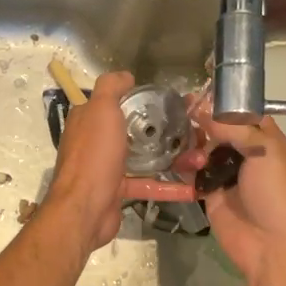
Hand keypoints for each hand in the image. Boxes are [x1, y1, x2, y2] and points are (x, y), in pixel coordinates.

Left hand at [44, 71, 193, 254]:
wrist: (83, 209)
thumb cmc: (94, 155)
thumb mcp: (100, 110)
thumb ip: (111, 87)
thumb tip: (126, 75)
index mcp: (90, 119)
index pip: (115, 102)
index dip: (140, 99)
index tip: (169, 101)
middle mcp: (97, 141)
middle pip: (135, 131)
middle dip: (164, 130)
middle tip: (194, 129)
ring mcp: (108, 168)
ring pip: (145, 158)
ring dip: (173, 159)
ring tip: (201, 158)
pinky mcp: (119, 191)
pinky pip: (148, 185)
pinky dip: (169, 187)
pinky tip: (193, 187)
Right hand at [191, 106, 285, 285]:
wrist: (271, 245)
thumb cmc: (276, 194)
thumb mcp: (265, 151)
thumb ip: (234, 128)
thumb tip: (203, 111)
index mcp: (270, 145)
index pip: (248, 116)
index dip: (226, 105)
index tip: (202, 93)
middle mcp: (250, 158)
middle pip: (223, 133)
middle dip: (204, 123)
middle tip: (181, 111)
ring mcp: (230, 178)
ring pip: (206, 152)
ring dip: (194, 146)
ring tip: (186, 148)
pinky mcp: (212, 196)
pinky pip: (195, 177)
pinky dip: (185, 169)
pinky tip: (176, 162)